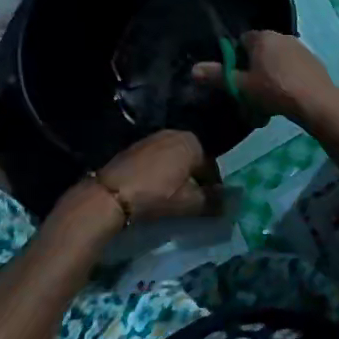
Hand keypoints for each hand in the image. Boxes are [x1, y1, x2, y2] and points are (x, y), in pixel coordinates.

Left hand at [58, 130, 221, 236]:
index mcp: (192, 141)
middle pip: (190, 160)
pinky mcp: (132, 148)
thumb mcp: (188, 203)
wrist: (107, 196)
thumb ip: (212, 202)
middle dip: (191, 179)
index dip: (211, 188)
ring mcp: (151, 138)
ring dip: (174, 176)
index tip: (207, 205)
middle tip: (188, 202)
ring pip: (172, 160)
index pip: (210, 167)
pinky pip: (154, 161)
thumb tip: (231, 205)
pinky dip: (157, 174)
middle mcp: (174, 133)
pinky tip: (150, 191)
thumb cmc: (155, 195)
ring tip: (169, 198)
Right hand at [192, 30, 338, 122]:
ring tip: (265, 105)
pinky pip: (290, 69)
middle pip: (259, 53)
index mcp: (263, 37)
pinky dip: (284, 82)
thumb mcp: (242, 86)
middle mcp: (282, 36)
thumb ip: (218, 76)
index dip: (234, 59)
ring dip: (267, 81)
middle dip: (251, 73)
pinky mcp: (312, 60)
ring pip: (275, 64)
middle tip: (248, 95)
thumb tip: (194, 69)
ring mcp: (299, 47)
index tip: (233, 78)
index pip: (241, 41)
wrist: (315, 99)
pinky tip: (283, 101)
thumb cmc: (274, 89)